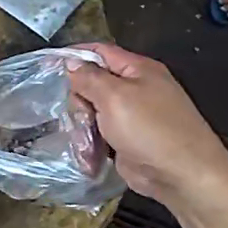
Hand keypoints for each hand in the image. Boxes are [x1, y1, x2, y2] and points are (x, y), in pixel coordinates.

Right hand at [65, 43, 227, 205]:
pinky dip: (91, 141)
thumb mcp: (114, 97)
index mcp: (138, 70)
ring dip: (83, 124)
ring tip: (84, 140)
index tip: (45, 66)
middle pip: (92, 82)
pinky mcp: (128, 138)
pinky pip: (100, 131)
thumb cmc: (150, 130)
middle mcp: (136, 88)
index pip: (98, 51)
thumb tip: (70, 62)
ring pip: (93, 109)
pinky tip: (89, 153)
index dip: (72, 55)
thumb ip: (89, 76)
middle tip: (77, 114)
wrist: (182, 175)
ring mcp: (133, 114)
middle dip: (78, 98)